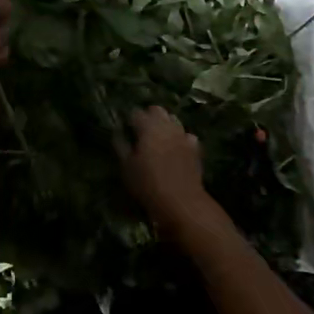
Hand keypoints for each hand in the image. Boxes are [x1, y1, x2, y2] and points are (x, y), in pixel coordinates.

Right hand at [118, 106, 217, 230]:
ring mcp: (183, 136)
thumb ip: (120, 144)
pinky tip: (176, 148)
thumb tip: (117, 132)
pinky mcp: (196, 149)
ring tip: (157, 139)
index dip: (128, 119)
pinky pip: (187, 136)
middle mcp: (167, 126)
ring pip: (173, 120)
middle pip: (157, 110)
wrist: (182, 202)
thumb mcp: (126, 166)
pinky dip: (180, 138)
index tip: (124, 129)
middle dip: (148, 116)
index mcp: (148, 127)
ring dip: (164, 125)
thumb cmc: (148, 184)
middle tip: (140, 131)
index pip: (135, 113)